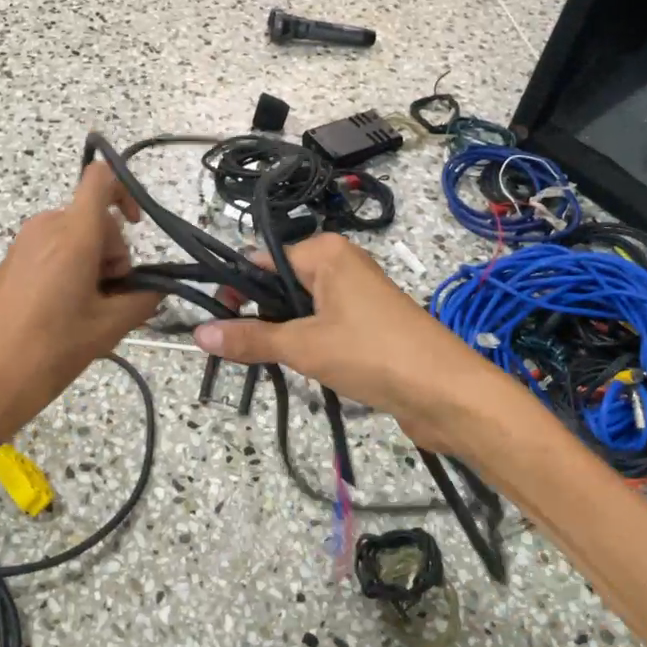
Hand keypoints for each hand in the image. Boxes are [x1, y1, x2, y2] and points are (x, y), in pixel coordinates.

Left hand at [0, 162, 163, 438]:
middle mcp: (47, 227)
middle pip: (94, 218)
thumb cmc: (50, 351)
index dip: (125, 191)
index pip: (101, 178)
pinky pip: (53, 249)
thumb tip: (158, 287)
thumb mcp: (109, 327)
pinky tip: (64, 313)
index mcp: (73, 234)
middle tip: (111, 298)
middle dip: (113, 252)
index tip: (137, 225)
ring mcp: (25, 243)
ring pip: (75, 235)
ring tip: (88, 312)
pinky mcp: (12, 261)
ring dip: (92, 264)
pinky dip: (70, 269)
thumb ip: (143, 298)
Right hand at [192, 234, 500, 452]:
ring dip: (282, 335)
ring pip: (300, 309)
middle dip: (257, 315)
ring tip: (267, 362)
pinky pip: (322, 326)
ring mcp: (356, 295)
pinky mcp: (368, 324)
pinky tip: (301, 369)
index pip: (261, 261)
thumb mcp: (304, 346)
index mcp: (325, 252)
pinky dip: (307, 345)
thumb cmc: (373, 354)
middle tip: (236, 350)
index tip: (212, 323)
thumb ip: (251, 339)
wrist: (447, 393)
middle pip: (279, 284)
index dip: (234, 290)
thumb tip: (198, 334)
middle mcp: (340, 264)